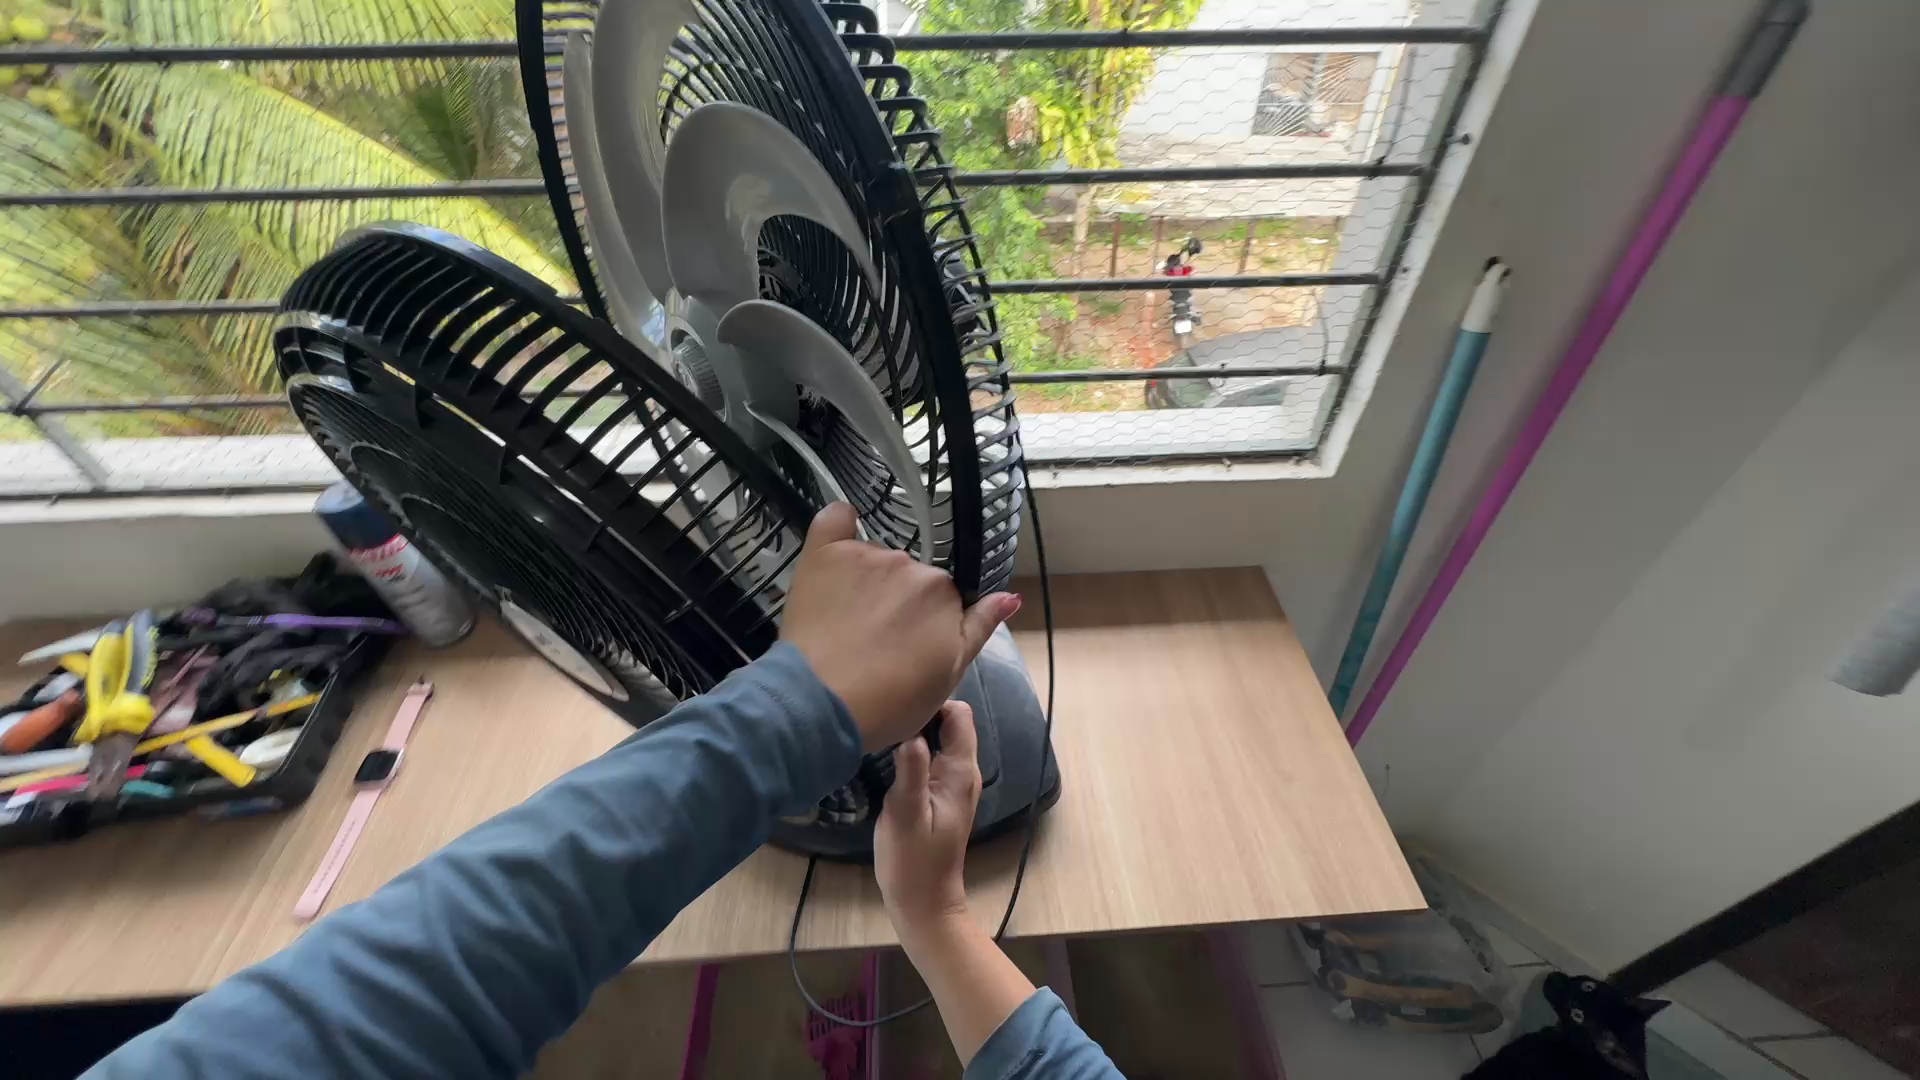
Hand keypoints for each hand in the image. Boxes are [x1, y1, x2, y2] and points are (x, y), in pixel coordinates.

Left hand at [780, 503, 1018, 750]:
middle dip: (899, 600)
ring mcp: (867, 555)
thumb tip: (1010, 597)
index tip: (911, 644)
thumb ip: (979, 627)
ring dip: (870, 579)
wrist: (821, 706)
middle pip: (910, 575)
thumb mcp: (949, 674)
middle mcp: (911, 565)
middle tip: (877, 640)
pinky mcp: (825, 554)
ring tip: (847, 622)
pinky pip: (835, 519)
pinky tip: (843, 526)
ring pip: (877, 557)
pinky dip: (841, 521)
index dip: (929, 620)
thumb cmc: (889, 701)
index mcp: (945, 592)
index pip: (944, 595)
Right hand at [874, 701, 978, 929]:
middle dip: (923, 711)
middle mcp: (963, 771)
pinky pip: (933, 755)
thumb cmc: (913, 862)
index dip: (933, 702)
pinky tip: (891, 752)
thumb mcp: (905, 815)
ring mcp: (953, 783)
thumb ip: (911, 772)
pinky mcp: (941, 792)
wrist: (924, 903)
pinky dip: (916, 747)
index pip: (959, 715)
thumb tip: (911, 733)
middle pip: (951, 722)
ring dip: (918, 729)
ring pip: (941, 737)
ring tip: (886, 729)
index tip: (900, 704)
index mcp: (960, 771)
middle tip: (888, 715)